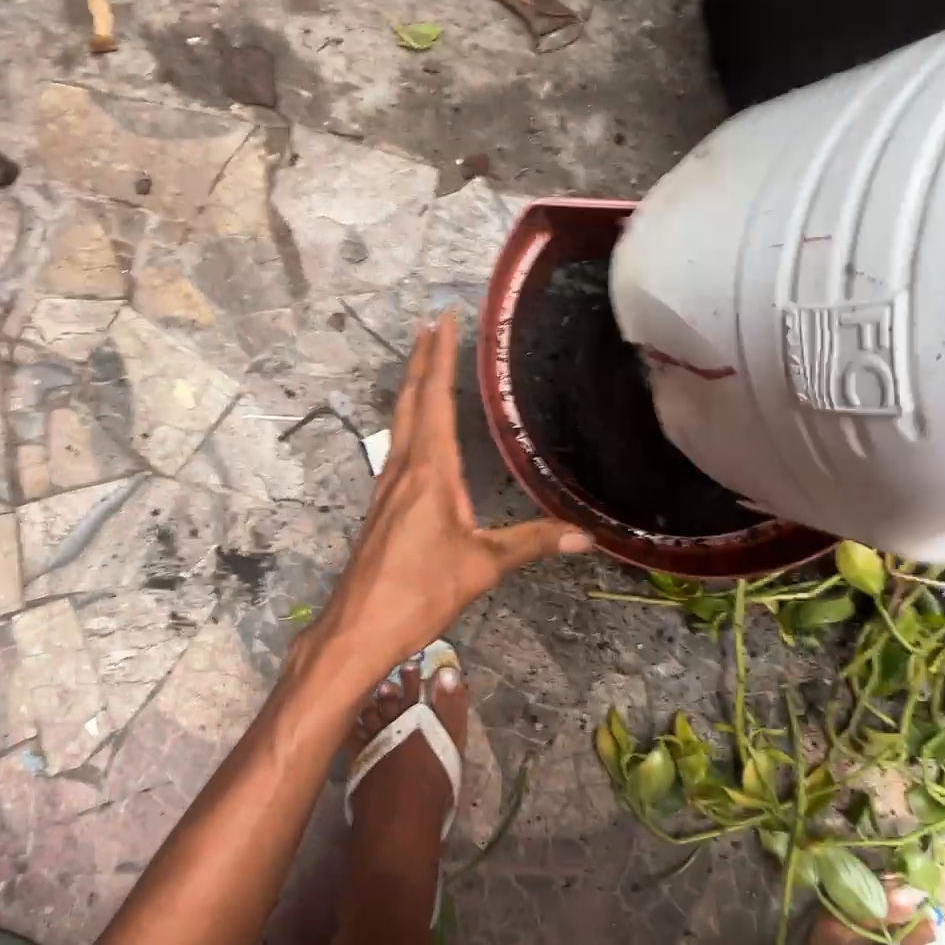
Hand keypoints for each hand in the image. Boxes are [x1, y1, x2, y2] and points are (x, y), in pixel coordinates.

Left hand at [305, 309, 591, 681]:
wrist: (358, 626)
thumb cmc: (420, 591)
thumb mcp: (482, 566)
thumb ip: (532, 543)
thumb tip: (586, 536)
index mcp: (429, 470)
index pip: (436, 400)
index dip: (441, 358)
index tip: (445, 320)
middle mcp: (403, 467)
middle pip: (412, 400)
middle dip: (423, 359)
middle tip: (433, 323)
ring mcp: (387, 485)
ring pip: (400, 421)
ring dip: (413, 386)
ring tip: (425, 361)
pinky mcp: (382, 504)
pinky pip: (397, 445)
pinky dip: (409, 419)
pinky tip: (417, 429)